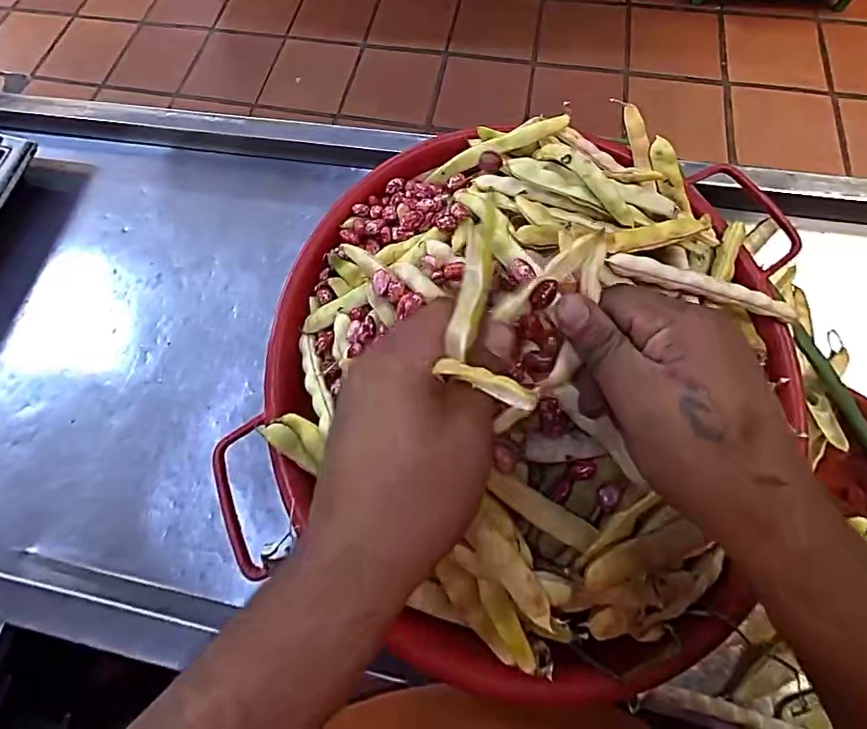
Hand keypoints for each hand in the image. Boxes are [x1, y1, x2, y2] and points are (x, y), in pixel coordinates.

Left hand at [303, 300, 497, 598]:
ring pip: (411, 358)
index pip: (446, 306)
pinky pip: (394, 384)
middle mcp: (370, 359)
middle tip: (501, 378)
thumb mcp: (470, 429)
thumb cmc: (423, 491)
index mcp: (398, 353)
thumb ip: (486, 370)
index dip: (484, 315)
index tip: (513, 341)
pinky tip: (442, 428)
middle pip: (426, 329)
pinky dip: (422, 391)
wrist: (354, 560)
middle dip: (467, 345)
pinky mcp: (353, 415)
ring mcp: (356, 388)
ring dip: (446, 371)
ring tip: (476, 408)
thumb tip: (500, 328)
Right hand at [553, 287, 811, 536]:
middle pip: (630, 321)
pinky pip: (672, 365)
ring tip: (618, 419)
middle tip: (594, 406)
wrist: (769, 511)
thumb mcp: (633, 393)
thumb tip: (562, 298)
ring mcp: (718, 349)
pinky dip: (650, 387)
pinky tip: (647, 421)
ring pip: (648, 346)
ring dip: (623, 376)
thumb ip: (598, 343)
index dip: (585, 331)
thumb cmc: (693, 450)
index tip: (574, 375)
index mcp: (681, 316)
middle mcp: (703, 320)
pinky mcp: (725, 377)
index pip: (612, 298)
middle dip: (603, 358)